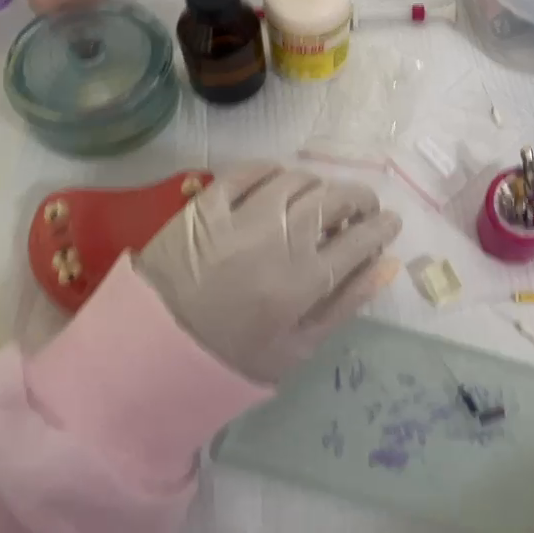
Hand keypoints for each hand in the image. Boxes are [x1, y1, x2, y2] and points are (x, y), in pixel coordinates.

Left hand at [136, 164, 401, 386]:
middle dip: (360, 200)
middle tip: (362, 210)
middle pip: (336, 199)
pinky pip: (249, 172)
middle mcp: (277, 240)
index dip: (383, 227)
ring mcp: (239, 218)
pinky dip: (273, 171)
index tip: (390, 224)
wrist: (143, 359)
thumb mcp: (296, 348)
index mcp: (302, 282)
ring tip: (319, 200)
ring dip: (319, 186)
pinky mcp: (204, 207)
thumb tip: (387, 265)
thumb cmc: (229, 361)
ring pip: (298, 180)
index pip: (362, 239)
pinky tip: (279, 182)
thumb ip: (346, 304)